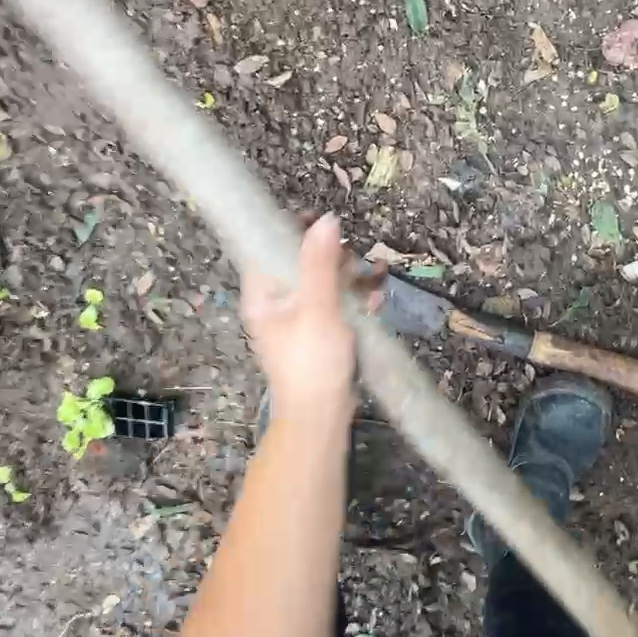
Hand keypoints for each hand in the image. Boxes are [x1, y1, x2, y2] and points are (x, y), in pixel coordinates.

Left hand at [241, 214, 366, 419]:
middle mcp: (276, 302)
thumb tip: (326, 219)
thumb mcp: (318, 307)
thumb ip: (321, 263)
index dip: (289, 228)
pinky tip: (374, 300)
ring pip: (322, 281)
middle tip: (354, 257)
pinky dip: (353, 298)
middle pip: (299, 261)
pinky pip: (335, 304)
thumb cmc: (312, 362)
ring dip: (348, 276)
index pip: (266, 246)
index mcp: (262, 294)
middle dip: (331, 255)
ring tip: (375, 277)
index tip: (318, 218)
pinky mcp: (318, 332)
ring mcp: (297, 318)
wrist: (321, 418)